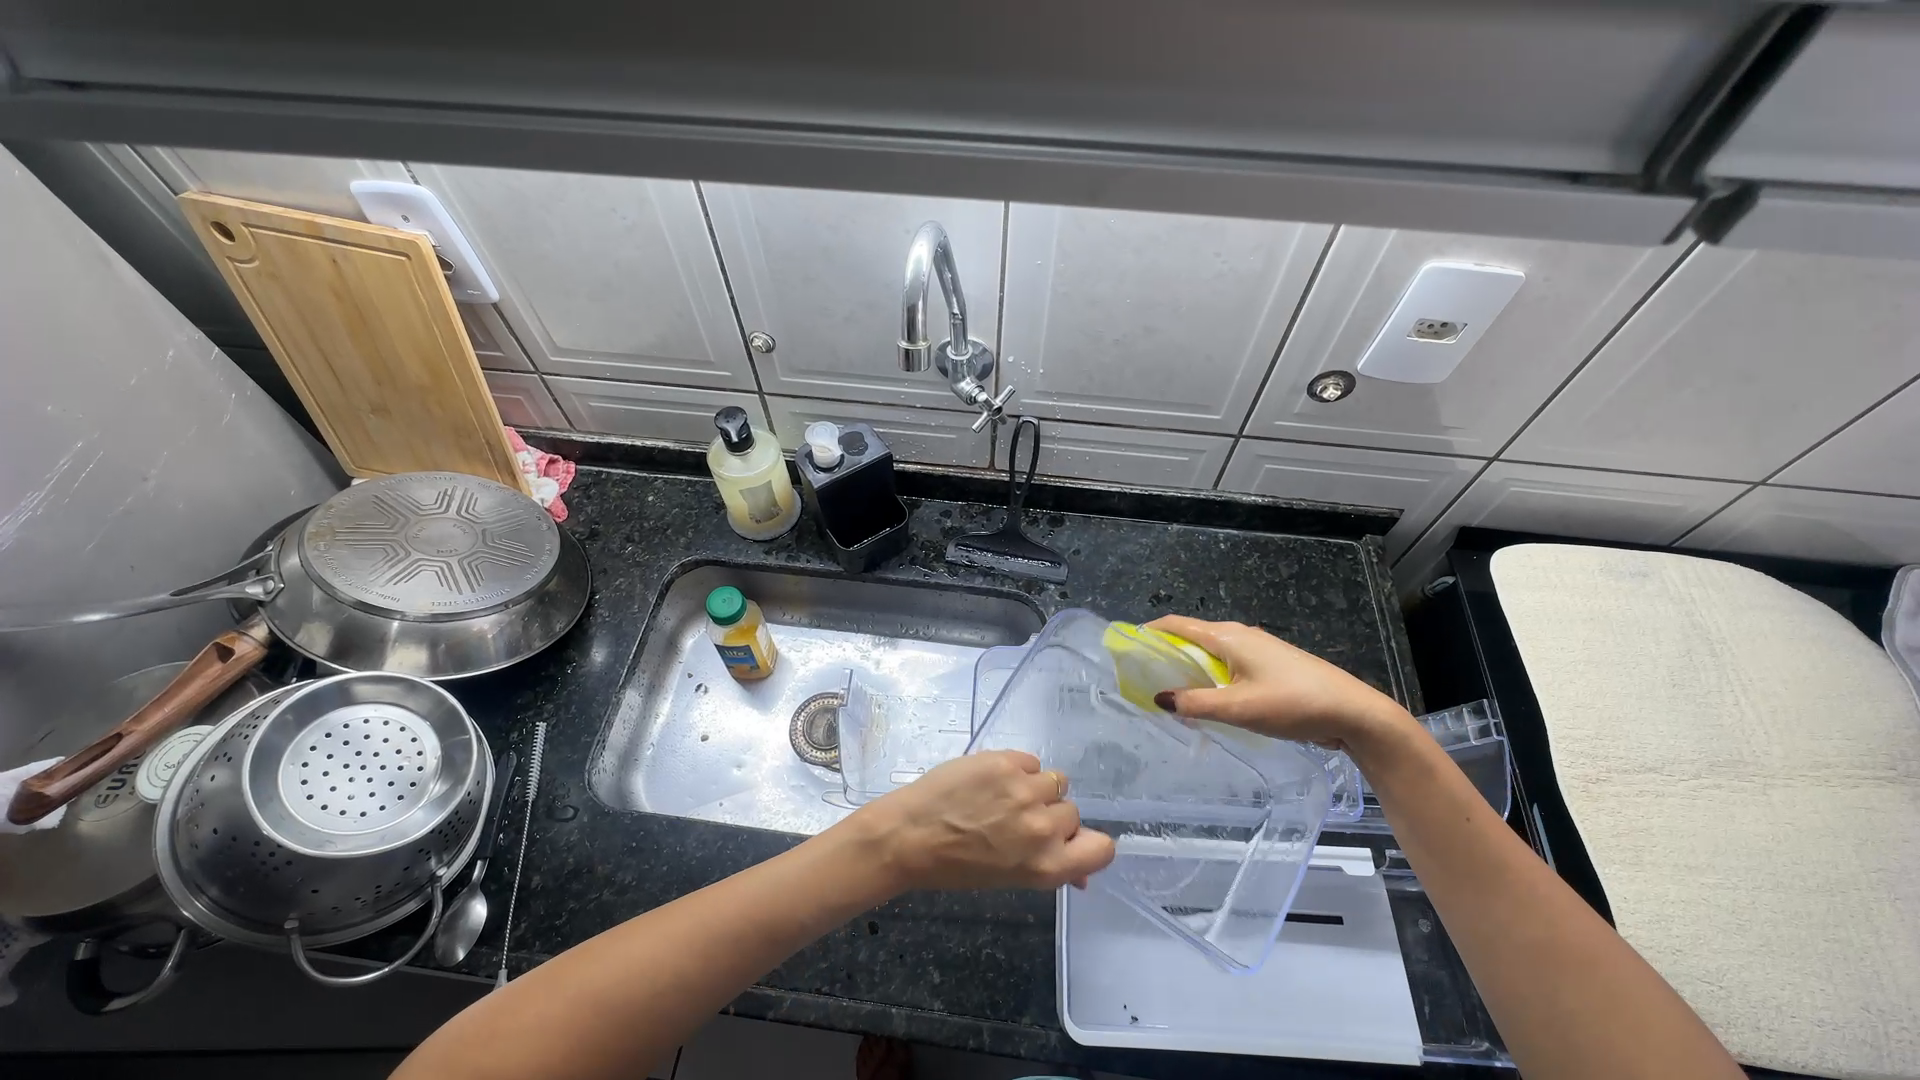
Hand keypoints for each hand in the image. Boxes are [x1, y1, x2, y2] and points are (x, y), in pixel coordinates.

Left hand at [847, 751, 1114, 891]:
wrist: (909, 836)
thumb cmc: (955, 866)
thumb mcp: (1010, 878)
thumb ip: (1051, 868)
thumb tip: (1080, 872)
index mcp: (1048, 866)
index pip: (1102, 849)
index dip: (1088, 842)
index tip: (1070, 839)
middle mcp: (1044, 828)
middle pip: (1072, 811)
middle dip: (1049, 814)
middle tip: (1015, 821)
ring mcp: (1026, 790)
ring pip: (1054, 781)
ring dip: (1034, 788)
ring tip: (1002, 796)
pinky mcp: (1006, 761)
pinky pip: (1030, 761)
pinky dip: (1016, 769)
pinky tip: (990, 780)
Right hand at [1145, 615, 1416, 757]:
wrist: (1352, 712)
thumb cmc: (1292, 703)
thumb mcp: (1238, 708)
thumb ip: (1195, 703)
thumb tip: (1158, 698)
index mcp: (1228, 636)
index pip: (1176, 625)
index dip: (1147, 633)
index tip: (1123, 647)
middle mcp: (1239, 636)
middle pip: (1190, 638)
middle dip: (1163, 654)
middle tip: (1139, 678)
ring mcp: (1256, 651)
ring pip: (1209, 655)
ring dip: (1187, 669)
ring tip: (1166, 692)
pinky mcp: (1268, 668)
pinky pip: (1226, 668)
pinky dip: (1208, 679)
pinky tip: (1205, 702)